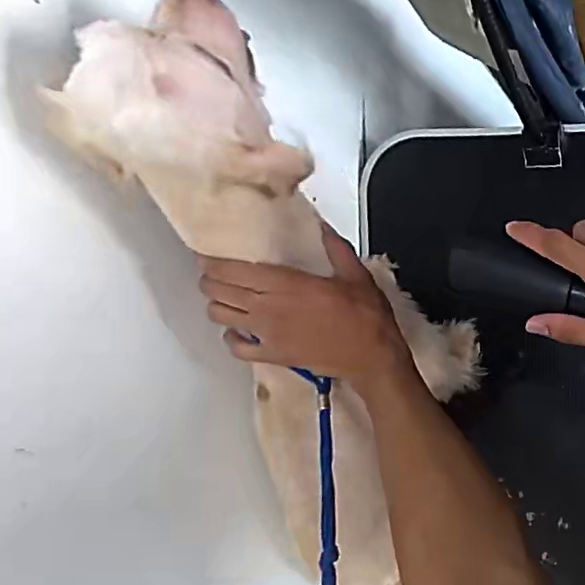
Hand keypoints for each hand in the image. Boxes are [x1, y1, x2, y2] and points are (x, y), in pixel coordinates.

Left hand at [198, 224, 410, 385]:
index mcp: (285, 284)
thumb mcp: (359, 279)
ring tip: (232, 304)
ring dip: (220, 307)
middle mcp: (267, 306)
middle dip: (210, 282)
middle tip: (219, 280)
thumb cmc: (369, 318)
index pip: (227, 269)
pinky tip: (242, 334)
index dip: (210, 262)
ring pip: (218, 315)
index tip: (209, 260)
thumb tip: (324, 227)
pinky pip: (235, 347)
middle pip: (214, 289)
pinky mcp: (273, 355)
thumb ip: (338, 252)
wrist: (375, 357)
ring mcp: (267, 333)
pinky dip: (233, 339)